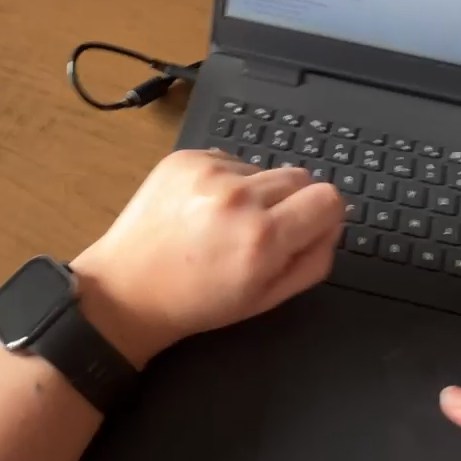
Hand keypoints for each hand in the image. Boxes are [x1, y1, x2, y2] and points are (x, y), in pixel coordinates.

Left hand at [71, 148, 343, 366]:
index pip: (329, 198)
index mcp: (264, 237)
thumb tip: (334, 224)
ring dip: (257, 191)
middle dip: (290, 204)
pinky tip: (203, 209)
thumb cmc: (198, 302)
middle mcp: (239, 197)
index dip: (322, 216)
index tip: (305, 229)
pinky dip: (225, 181)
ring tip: (224, 223)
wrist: (126, 289)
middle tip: (260, 232)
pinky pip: (230, 160)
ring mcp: (209, 172)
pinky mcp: (185, 158)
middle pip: (301, 177)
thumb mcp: (267, 299)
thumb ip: (314, 260)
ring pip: (265, 168)